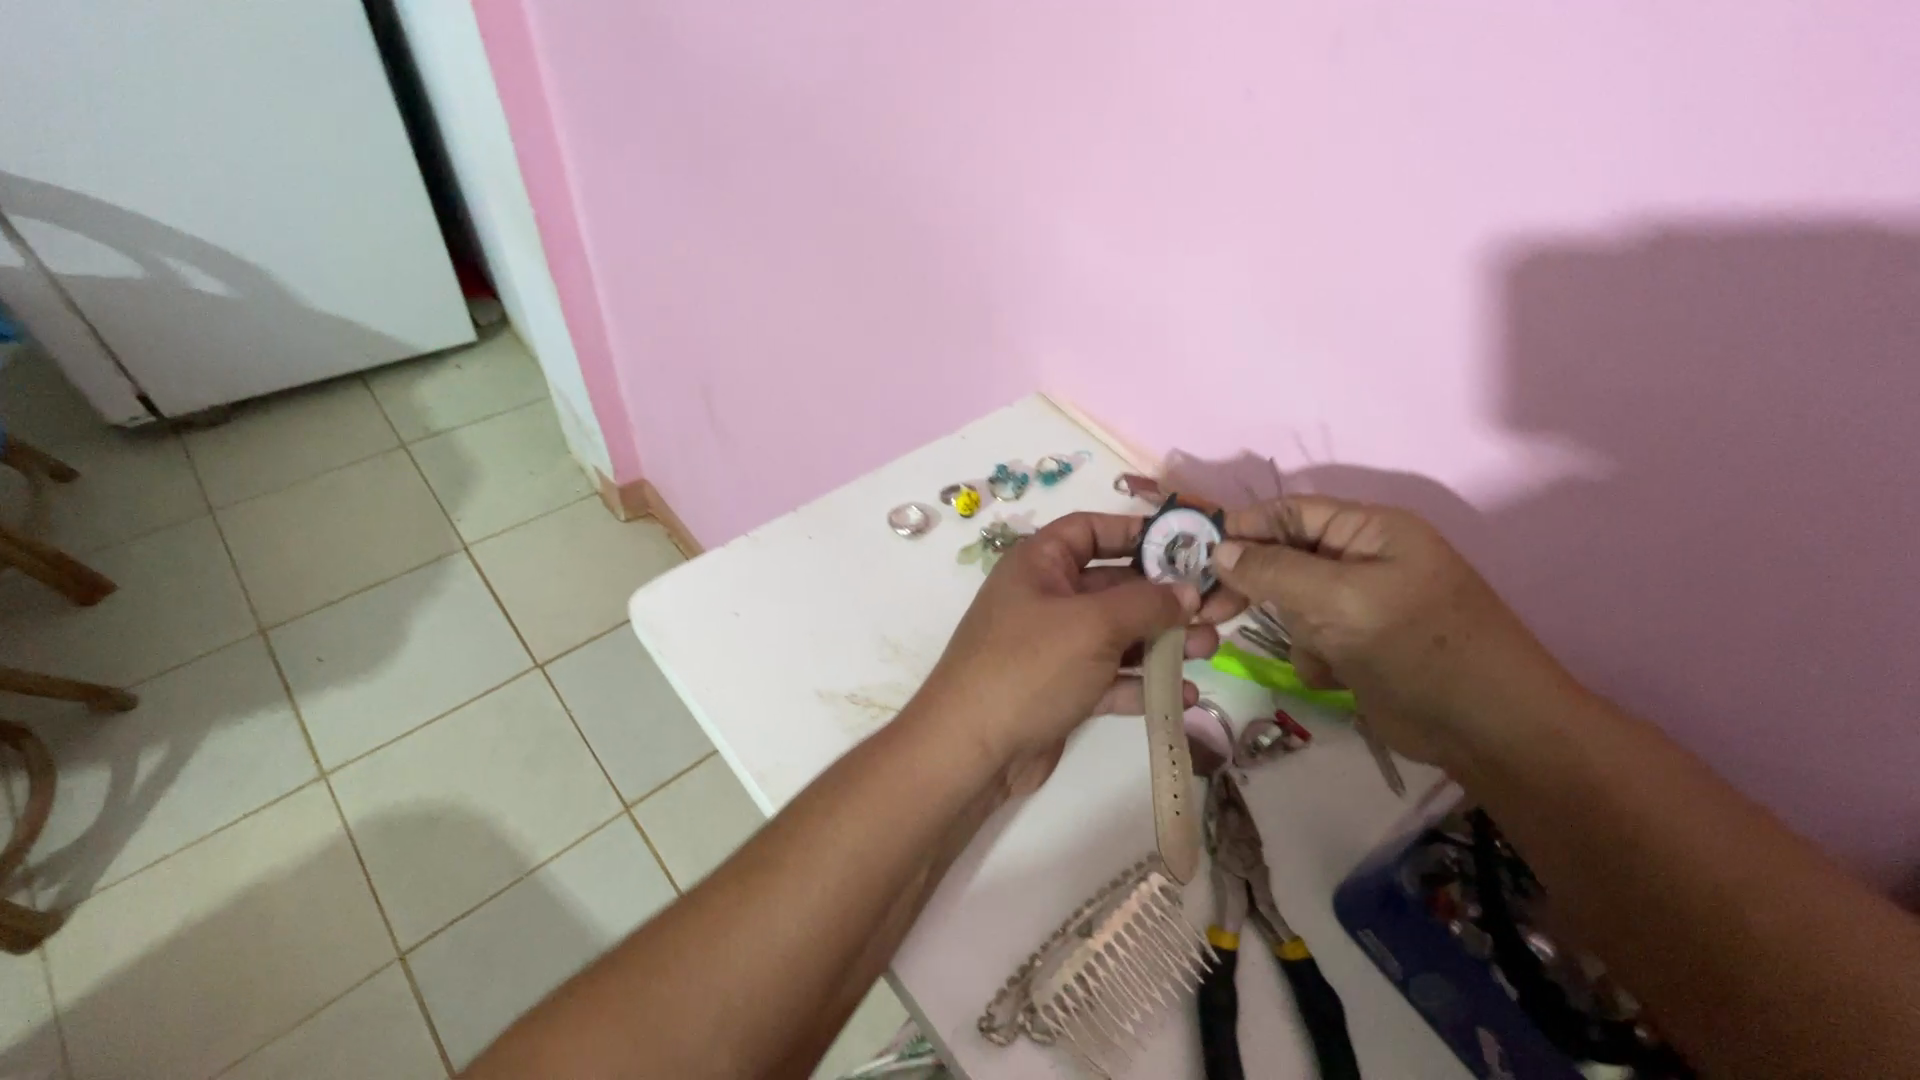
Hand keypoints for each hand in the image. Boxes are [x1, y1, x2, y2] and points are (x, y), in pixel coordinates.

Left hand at [913, 512, 1226, 786]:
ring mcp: (1053, 647)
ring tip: (1210, 648)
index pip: (1092, 530)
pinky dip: (1143, 684)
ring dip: (1163, 641)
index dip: (1138, 532)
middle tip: (1219, 606)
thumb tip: (1188, 591)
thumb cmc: (1029, 667)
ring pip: (1118, 634)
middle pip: (1115, 585)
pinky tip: (1181, 695)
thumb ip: (1147, 603)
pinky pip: (1110, 678)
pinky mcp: (1061, 690)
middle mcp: (1046, 598)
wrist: (971, 750)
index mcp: (1039, 563)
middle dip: (1166, 596)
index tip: (1187, 544)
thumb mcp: (1093, 624)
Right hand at [1212, 497, 1569, 770]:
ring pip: (1293, 603)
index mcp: (1370, 529)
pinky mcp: (1361, 646)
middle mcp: (1364, 559)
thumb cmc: (1418, 647)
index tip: (1194, 556)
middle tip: (1211, 612)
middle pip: (1286, 557)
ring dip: (1293, 629)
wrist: (1489, 728)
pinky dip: (1313, 657)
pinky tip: (1333, 677)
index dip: (1242, 529)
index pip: (1289, 512)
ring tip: (1316, 653)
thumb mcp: (1339, 600)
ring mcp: (1363, 605)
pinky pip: (1312, 640)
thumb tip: (1219, 551)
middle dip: (1256, 585)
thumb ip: (1274, 571)